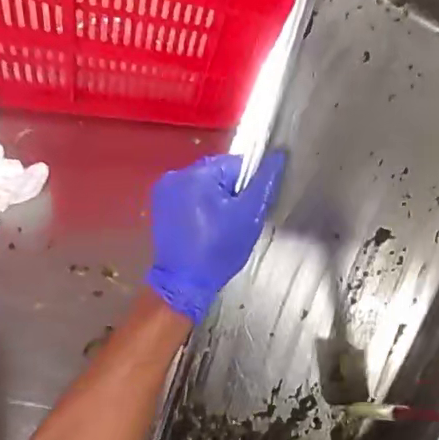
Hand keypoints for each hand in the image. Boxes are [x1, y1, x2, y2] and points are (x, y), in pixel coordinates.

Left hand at [146, 152, 285, 323]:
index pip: (236, 164)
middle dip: (230, 193)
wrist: (183, 284)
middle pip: (217, 173)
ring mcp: (164, 190)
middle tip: (236, 221)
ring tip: (220, 227)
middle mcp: (176, 174)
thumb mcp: (248, 217)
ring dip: (214, 200)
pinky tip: (203, 229)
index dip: (249, 186)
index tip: (250, 209)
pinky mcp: (159, 206)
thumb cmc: (219, 251)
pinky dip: (199, 208)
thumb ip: (264, 184)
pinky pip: (188, 197)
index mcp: (198, 174)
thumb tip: (278, 155)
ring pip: (203, 186)